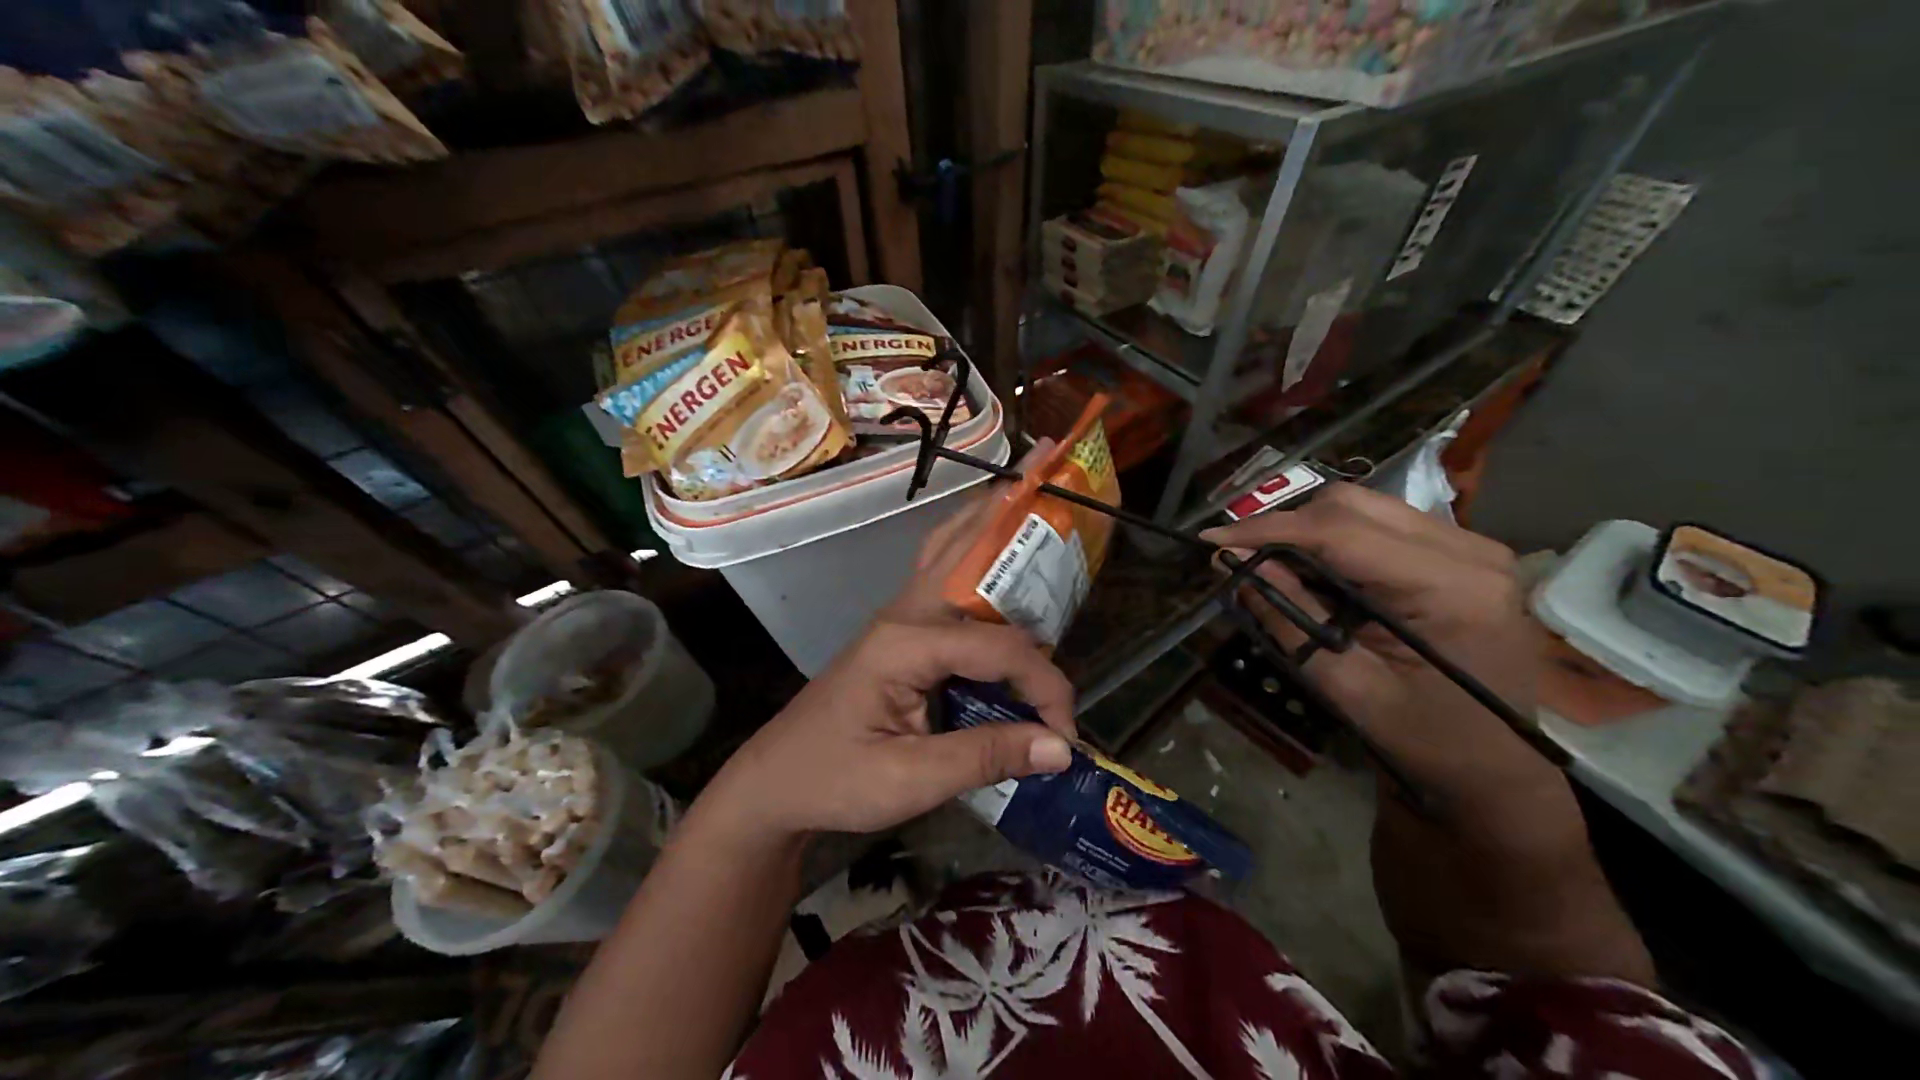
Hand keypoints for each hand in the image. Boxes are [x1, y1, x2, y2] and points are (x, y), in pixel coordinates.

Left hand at [692, 456, 1076, 846]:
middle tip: (1047, 468)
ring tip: (1023, 492)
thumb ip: (986, 756)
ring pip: (948, 554)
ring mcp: (898, 618)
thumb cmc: (835, 781)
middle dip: (1009, 513)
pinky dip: (971, 555)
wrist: (776, 783)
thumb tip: (1060, 745)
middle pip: (964, 551)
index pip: (1000, 648)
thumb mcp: (910, 780)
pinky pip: (942, 579)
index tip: (1066, 730)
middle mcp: (903, 614)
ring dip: (986, 523)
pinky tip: (993, 557)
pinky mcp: (900, 633)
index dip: (1044, 685)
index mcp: (905, 644)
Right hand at [1201, 484, 1560, 829]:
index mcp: (1451, 588)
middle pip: (1352, 504)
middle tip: (1237, 554)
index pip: (1341, 531)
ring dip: (1307, 529)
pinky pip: (1380, 523)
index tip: (1212, 539)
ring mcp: (1471, 547)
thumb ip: (1290, 616)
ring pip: (1364, 506)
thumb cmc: (1425, 740)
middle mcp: (1470, 551)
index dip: (1269, 528)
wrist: (1498, 766)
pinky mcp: (1461, 553)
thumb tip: (1232, 563)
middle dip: (1285, 524)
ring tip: (1267, 561)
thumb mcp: (1345, 685)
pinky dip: (1334, 538)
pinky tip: (1311, 568)